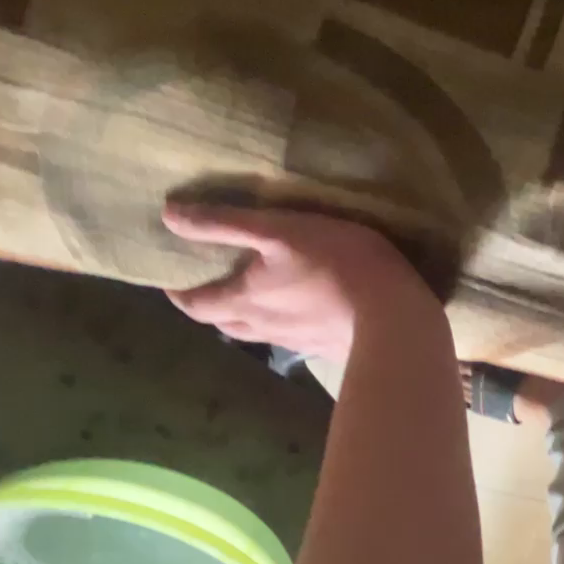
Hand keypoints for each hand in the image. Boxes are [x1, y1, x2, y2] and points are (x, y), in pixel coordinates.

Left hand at [163, 203, 443, 359]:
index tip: (173, 278)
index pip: (194, 303)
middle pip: (225, 324)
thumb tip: (167, 215)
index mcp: (244, 300)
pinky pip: (298, 340)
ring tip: (260, 300)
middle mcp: (264, 328)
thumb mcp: (279, 229)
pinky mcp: (330, 348)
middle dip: (213, 307)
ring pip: (260, 334)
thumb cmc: (337, 264)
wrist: (395, 316)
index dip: (178, 292)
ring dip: (250, 320)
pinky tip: (308, 315)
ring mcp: (299, 343)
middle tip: (216, 287)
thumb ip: (224, 223)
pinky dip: (290, 327)